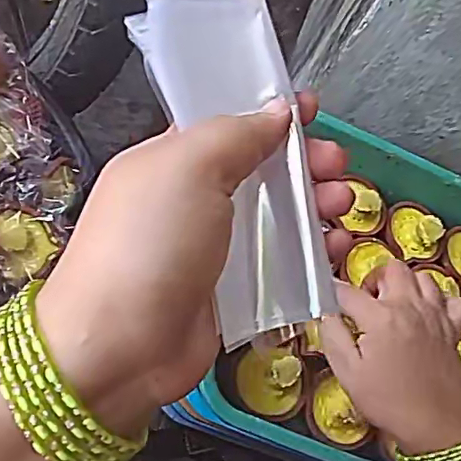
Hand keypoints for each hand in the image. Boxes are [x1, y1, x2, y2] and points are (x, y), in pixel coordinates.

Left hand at [36, 93, 352, 434]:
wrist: (120, 348)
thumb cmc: (142, 251)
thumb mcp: (187, 169)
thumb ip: (233, 134)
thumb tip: (272, 114)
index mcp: (169, 163)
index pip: (226, 127)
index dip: (267, 115)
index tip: (308, 112)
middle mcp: (190, 205)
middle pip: (259, 172)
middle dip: (302, 163)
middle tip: (334, 165)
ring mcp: (211, 252)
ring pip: (274, 219)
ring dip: (313, 207)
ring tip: (340, 205)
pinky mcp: (230, 295)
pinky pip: (278, 267)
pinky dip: (309, 256)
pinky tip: (332, 249)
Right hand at [320, 262, 460, 453]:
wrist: (439, 427)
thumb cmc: (388, 402)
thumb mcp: (347, 373)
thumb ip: (333, 336)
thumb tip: (326, 314)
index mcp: (380, 316)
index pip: (347, 291)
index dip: (330, 293)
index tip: (324, 300)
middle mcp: (410, 306)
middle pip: (391, 268)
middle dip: (372, 279)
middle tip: (363, 303)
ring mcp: (436, 314)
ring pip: (422, 276)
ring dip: (404, 284)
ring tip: (391, 306)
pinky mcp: (454, 327)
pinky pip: (449, 298)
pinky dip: (437, 299)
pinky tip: (425, 314)